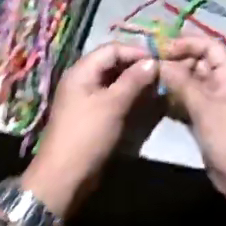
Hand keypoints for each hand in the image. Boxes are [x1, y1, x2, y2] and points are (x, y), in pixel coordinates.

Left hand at [22, 43, 157, 212]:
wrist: (64, 176)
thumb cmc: (88, 135)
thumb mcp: (113, 105)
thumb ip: (133, 80)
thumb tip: (152, 61)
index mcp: (82, 70)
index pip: (112, 49)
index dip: (136, 52)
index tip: (160, 60)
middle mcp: (82, 79)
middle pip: (112, 63)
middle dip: (136, 67)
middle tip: (161, 75)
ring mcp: (85, 97)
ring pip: (113, 81)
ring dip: (134, 82)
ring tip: (156, 89)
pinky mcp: (91, 115)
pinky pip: (111, 97)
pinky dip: (127, 97)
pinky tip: (143, 103)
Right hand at [154, 37, 225, 204]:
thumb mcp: (205, 108)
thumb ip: (181, 82)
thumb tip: (158, 62)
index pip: (210, 46)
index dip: (187, 43)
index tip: (161, 49)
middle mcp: (225, 84)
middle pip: (199, 61)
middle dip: (176, 60)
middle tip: (150, 65)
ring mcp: (217, 102)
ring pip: (192, 81)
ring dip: (173, 79)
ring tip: (150, 80)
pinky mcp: (209, 118)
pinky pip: (190, 99)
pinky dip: (175, 96)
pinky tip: (157, 98)